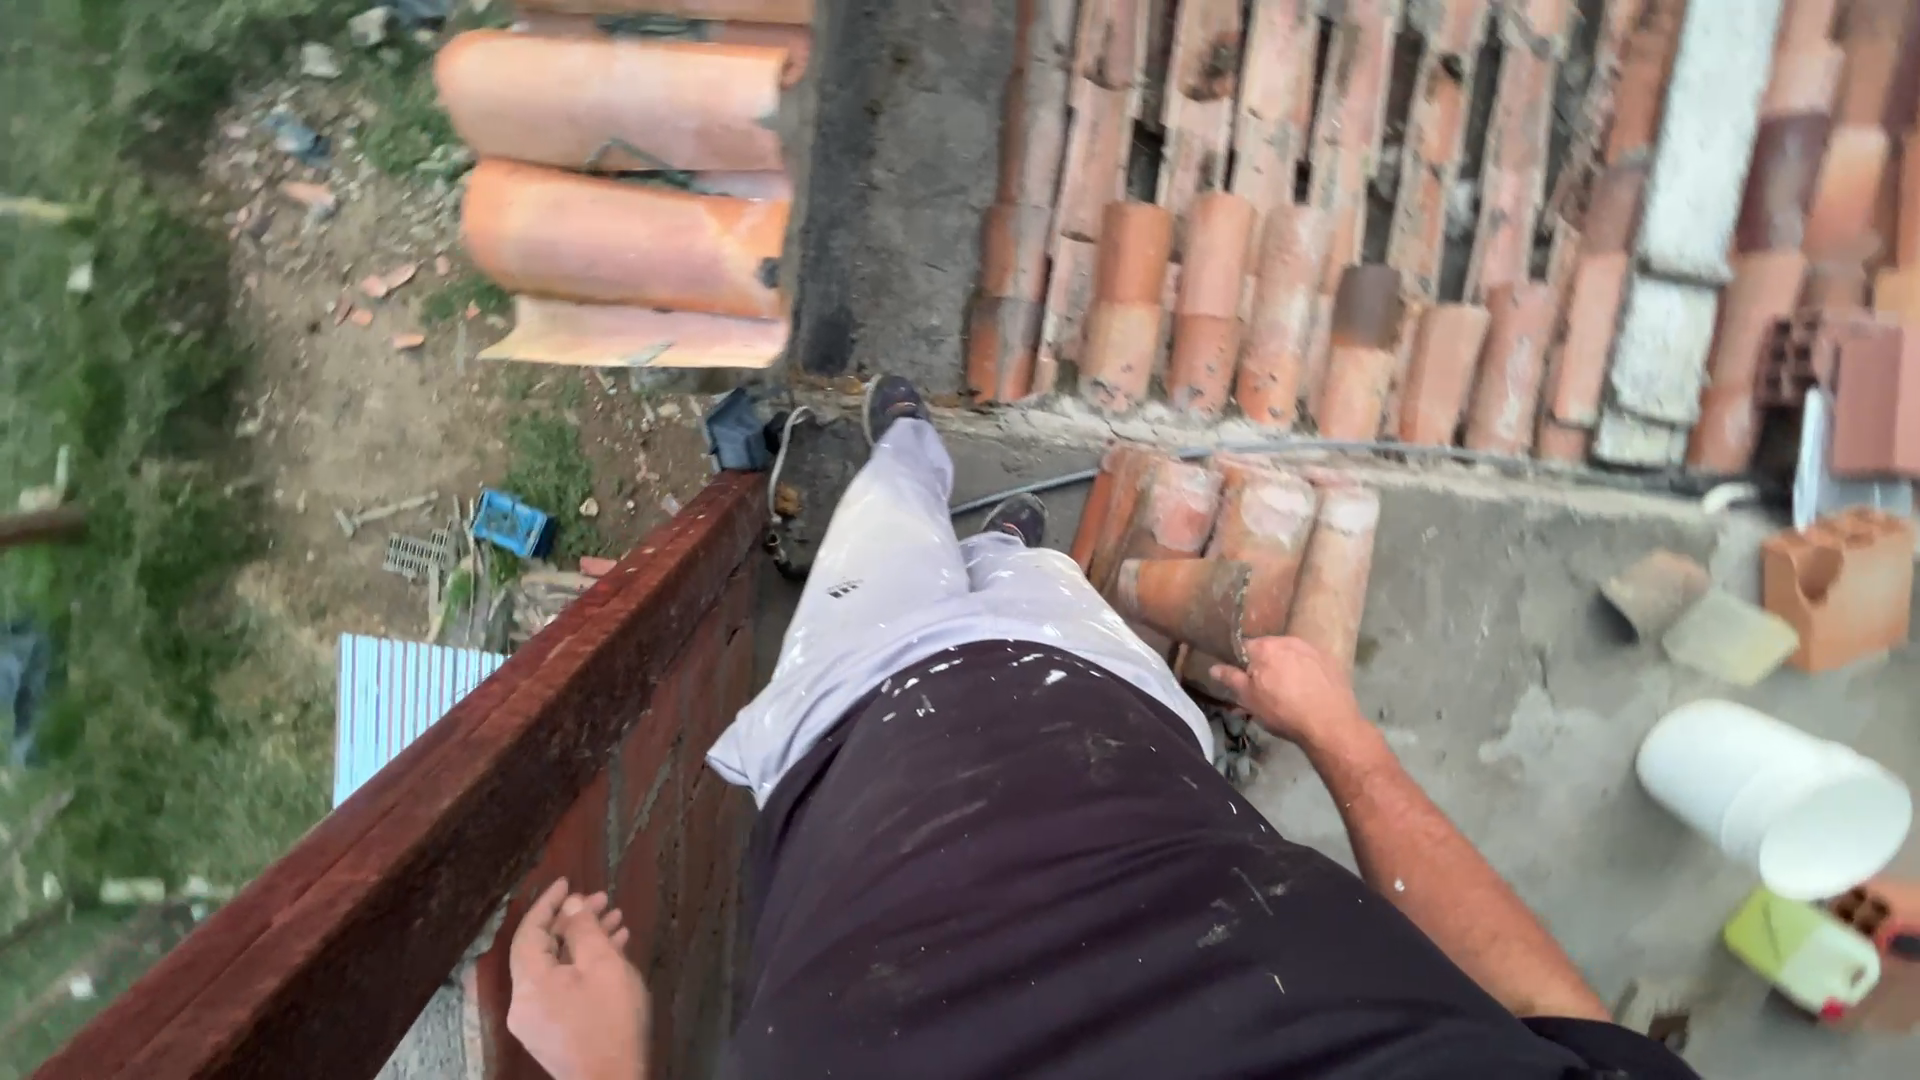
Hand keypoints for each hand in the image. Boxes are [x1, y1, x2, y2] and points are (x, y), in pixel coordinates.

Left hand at [508, 878, 649, 1079]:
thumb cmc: (609, 1019)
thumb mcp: (603, 965)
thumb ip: (584, 930)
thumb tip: (571, 905)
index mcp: (531, 983)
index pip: (529, 932)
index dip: (548, 903)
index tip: (568, 881)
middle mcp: (525, 1001)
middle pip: (543, 949)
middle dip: (574, 920)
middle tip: (604, 899)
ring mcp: (538, 1019)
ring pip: (557, 966)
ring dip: (583, 940)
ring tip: (616, 920)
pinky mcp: (553, 1030)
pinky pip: (563, 985)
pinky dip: (583, 964)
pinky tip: (614, 951)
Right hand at [1210, 637, 1377, 757]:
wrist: (1331, 725)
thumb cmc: (1283, 711)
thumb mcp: (1249, 699)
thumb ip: (1231, 678)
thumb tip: (1213, 667)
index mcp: (1264, 647)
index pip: (1243, 648)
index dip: (1241, 664)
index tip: (1244, 681)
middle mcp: (1287, 641)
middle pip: (1268, 649)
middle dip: (1264, 664)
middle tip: (1266, 689)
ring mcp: (1311, 649)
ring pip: (1289, 654)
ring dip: (1285, 666)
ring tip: (1288, 690)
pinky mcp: (1330, 660)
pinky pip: (1309, 661)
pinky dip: (1304, 671)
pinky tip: (1307, 690)